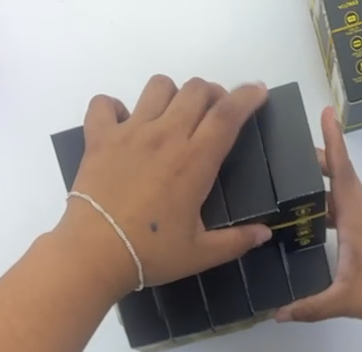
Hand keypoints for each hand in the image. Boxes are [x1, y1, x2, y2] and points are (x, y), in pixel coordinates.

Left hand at [58, 77, 273, 298]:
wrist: (95, 253)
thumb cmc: (151, 254)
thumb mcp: (200, 254)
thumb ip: (235, 242)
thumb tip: (265, 234)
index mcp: (194, 162)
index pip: (227, 115)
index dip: (247, 97)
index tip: (258, 91)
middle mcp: (165, 136)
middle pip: (196, 91)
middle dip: (213, 94)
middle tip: (215, 114)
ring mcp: (130, 132)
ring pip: (158, 87)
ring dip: (173, 95)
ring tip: (174, 117)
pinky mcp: (99, 137)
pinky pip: (105, 103)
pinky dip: (116, 107)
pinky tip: (123, 124)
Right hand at [276, 108, 361, 329]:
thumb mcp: (344, 301)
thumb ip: (310, 308)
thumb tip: (277, 314)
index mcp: (355, 221)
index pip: (342, 173)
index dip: (333, 143)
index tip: (326, 113)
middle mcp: (361, 218)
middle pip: (340, 179)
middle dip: (319, 160)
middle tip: (290, 151)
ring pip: (342, 198)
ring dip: (322, 186)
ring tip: (295, 183)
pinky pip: (345, 215)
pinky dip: (328, 210)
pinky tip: (313, 222)